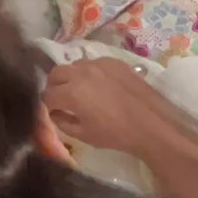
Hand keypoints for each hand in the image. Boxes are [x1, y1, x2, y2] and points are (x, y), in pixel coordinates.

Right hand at [41, 58, 182, 158]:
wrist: (151, 124)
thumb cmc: (115, 133)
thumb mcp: (84, 134)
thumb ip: (63, 123)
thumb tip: (55, 114)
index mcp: (72, 92)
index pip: (48, 94)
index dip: (46, 105)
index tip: (51, 112)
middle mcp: (82, 72)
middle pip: (56, 73)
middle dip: (53, 86)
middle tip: (60, 99)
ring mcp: (100, 64)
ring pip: (74, 65)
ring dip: (71, 77)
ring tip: (79, 91)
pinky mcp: (115, 62)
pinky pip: (93, 63)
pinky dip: (89, 72)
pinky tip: (98, 85)